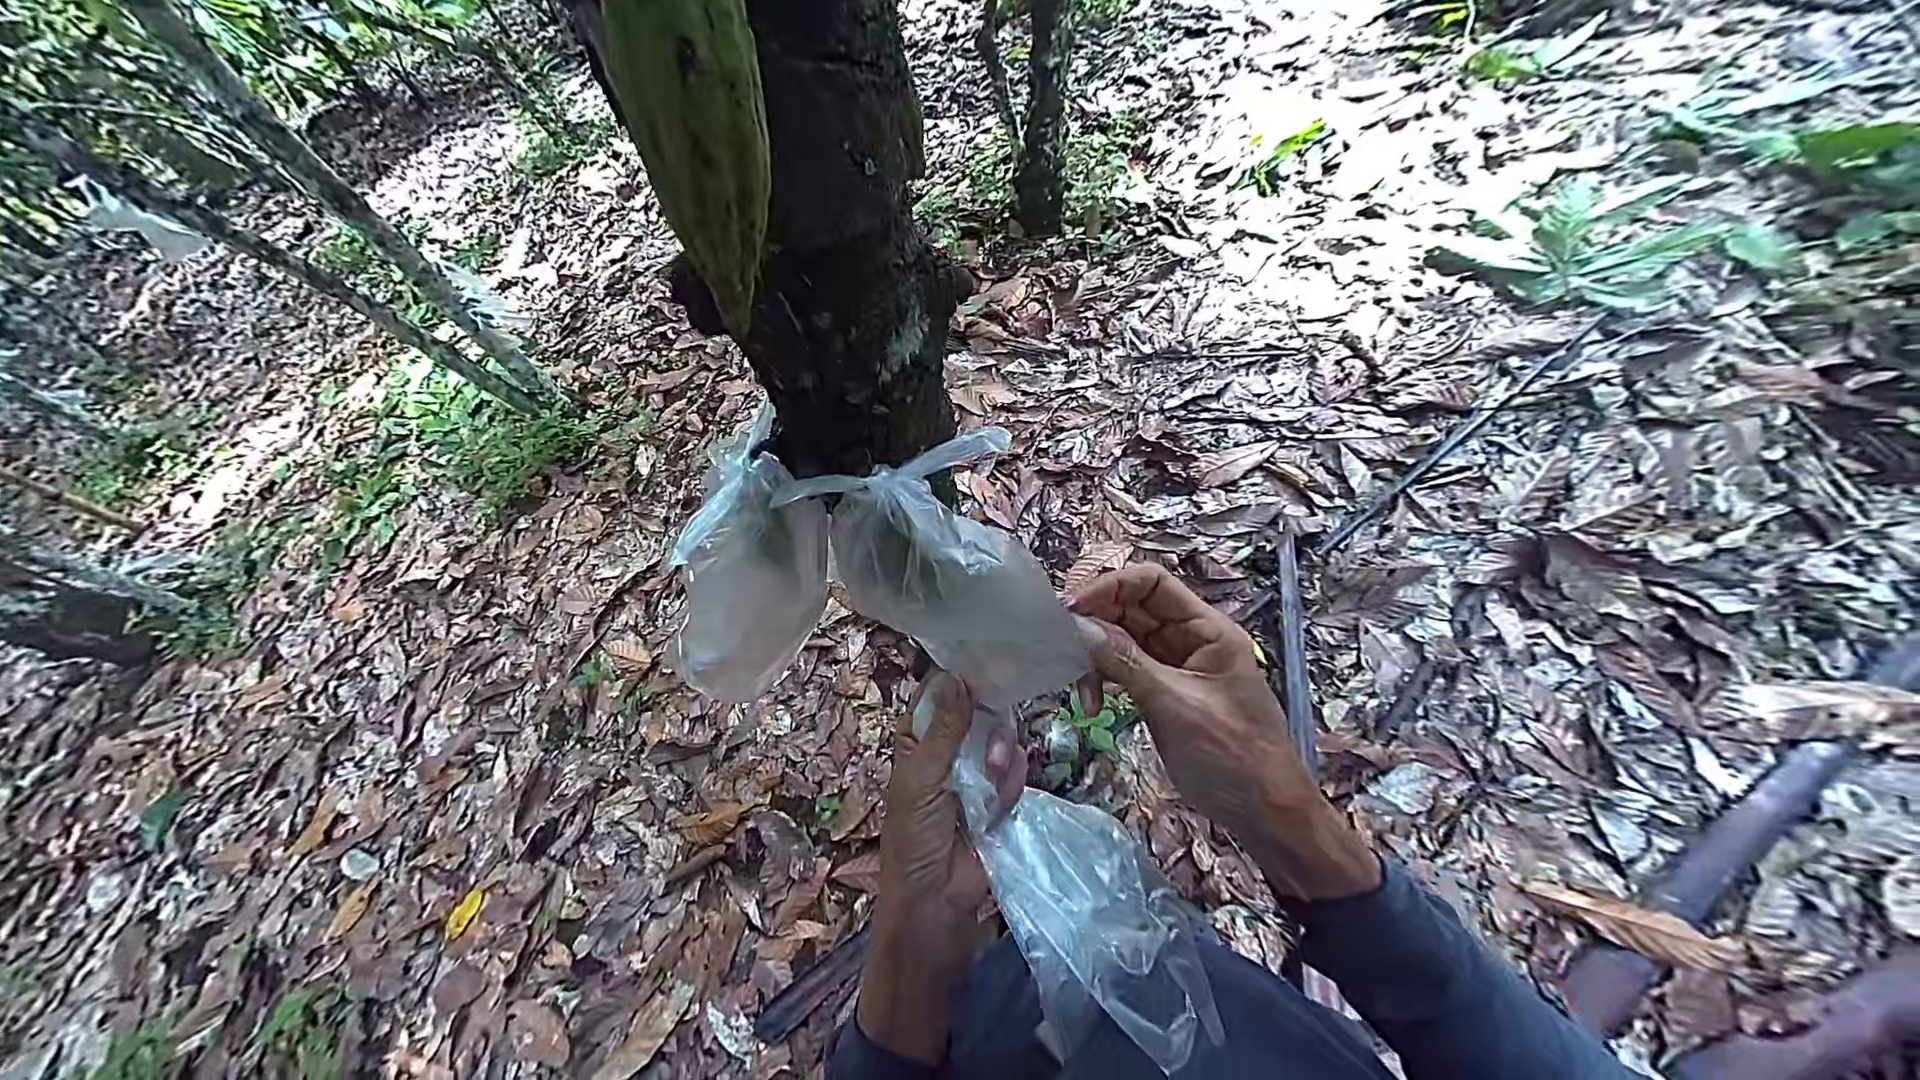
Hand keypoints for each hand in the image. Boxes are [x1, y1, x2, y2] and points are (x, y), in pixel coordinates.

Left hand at [857, 671, 1020, 1062]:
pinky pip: (1014, 769)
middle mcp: (948, 745)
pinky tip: (997, 805)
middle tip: (990, 742)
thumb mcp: (921, 780)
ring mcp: (975, 769)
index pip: (940, 691)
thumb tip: (958, 677)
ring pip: (1000, 736)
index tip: (990, 660)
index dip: (961, 676)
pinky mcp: (999, 792)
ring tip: (991, 781)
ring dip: (999, 757)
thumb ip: (944, 730)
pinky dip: (1010, 784)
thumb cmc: (913, 839)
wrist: (938, 906)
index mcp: (917, 737)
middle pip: (978, 708)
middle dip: (988, 723)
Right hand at [1070, 562, 1379, 901]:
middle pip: (1131, 609)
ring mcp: (1173, 665)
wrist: (1265, 815)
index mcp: (1206, 629)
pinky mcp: (1161, 690)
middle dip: (1096, 625)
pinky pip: (1123, 668)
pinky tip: (1094, 704)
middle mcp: (1188, 639)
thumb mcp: (1176, 706)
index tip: (1074, 609)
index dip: (1110, 587)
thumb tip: (1079, 626)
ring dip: (1096, 658)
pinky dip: (1103, 680)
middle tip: (1065, 649)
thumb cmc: (1233, 757)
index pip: (1151, 583)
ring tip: (1084, 694)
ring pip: (1121, 640)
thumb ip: (1126, 662)